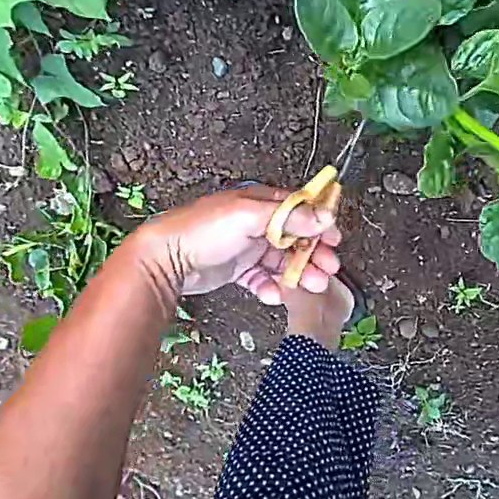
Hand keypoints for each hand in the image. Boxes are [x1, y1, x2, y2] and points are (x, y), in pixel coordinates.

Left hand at [131, 185, 342, 305]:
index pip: (300, 211)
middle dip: (314, 254)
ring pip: (283, 260)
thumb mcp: (250, 216)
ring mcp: (248, 247)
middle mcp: (257, 223)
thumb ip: (290, 217)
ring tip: (312, 287)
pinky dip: (271, 287)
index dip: (320, 225)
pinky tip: (274, 295)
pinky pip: (262, 278)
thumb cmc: (204, 229)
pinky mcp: (238, 269)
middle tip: (329, 269)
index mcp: (261, 203)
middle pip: (296, 238)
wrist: (163, 259)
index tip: (335, 240)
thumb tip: (326, 216)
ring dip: (300, 273)